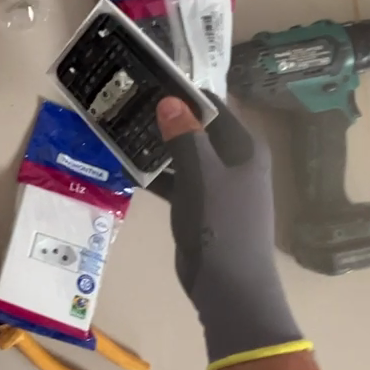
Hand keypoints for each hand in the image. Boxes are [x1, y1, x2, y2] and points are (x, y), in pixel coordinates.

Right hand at [154, 94, 305, 369]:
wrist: (230, 288)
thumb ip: (186, 136)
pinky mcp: (202, 207)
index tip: (150, 82)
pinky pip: (178, 181)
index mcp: (246, 149)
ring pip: (186, 156)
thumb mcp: (202, 176)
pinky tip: (128, 168)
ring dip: (159, 148)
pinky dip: (158, 175)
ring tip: (123, 131)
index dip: (185, 95)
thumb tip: (170, 100)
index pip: (215, 108)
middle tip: (129, 105)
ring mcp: (219, 186)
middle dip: (167, 120)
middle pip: (199, 130)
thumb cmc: (221, 226)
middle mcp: (236, 162)